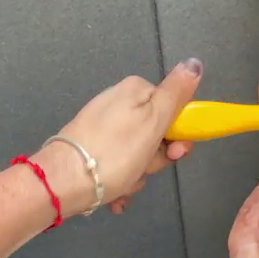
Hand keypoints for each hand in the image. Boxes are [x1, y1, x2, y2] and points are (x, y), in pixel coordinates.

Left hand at [36, 59, 202, 216]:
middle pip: (155, 134)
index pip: (172, 109)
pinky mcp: (90, 149)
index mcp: (135, 90)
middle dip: (154, 159)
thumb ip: (176, 93)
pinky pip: (118, 165)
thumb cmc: (115, 152)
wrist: (63, 182)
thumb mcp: (153, 121)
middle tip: (143, 168)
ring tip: (123, 184)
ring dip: (136, 176)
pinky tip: (115, 195)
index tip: (174, 153)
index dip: (178, 135)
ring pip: (138, 154)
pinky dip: (120, 183)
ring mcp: (102, 127)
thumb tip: (195, 62)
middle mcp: (117, 103)